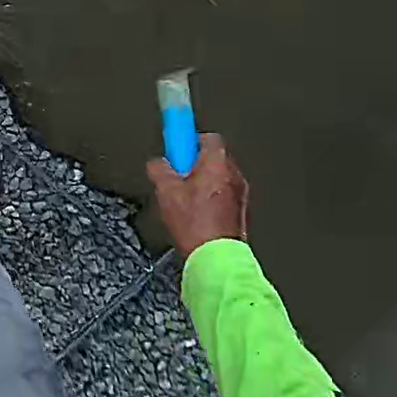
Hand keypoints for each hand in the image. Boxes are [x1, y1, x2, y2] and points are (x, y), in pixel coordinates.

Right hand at [145, 133, 247, 256]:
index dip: (189, 140)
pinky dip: (210, 198)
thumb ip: (159, 168)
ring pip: (218, 177)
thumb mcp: (166, 190)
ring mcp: (240, 194)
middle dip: (193, 163)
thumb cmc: (195, 224)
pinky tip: (195, 214)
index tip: (177, 145)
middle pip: (212, 157)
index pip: (207, 136)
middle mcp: (233, 174)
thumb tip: (157, 163)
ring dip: (202, 182)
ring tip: (184, 199)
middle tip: (177, 176)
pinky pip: (223, 195)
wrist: (215, 259)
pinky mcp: (239, 212)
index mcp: (217, 162)